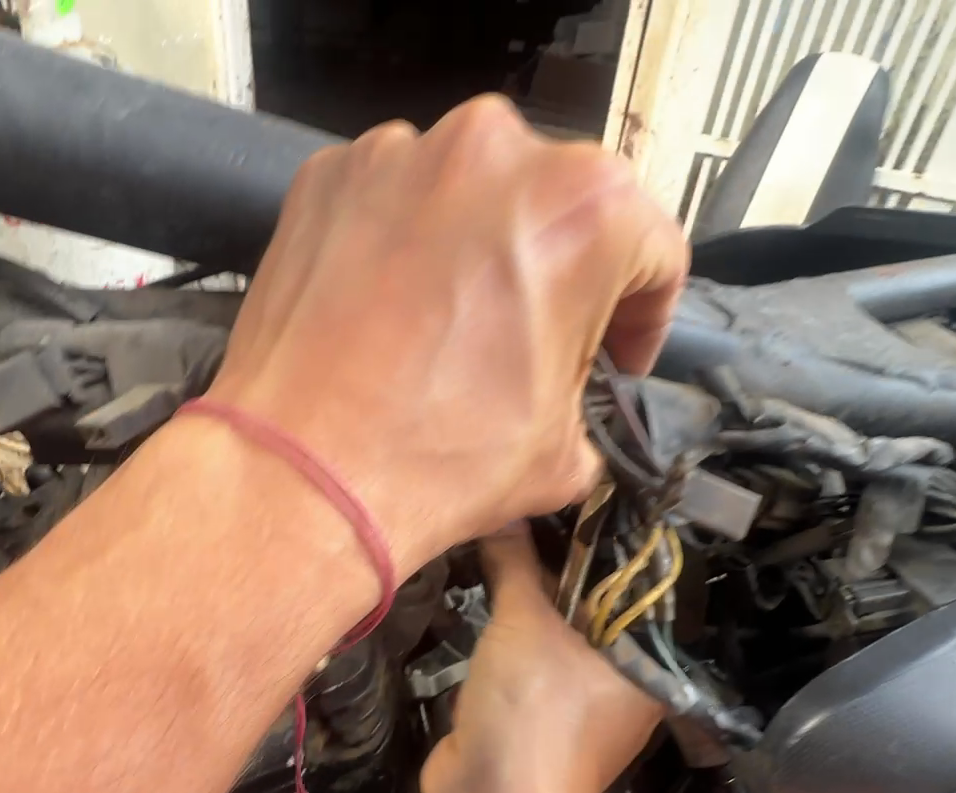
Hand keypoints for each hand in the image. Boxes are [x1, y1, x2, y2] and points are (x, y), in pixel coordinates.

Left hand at [204, 96, 687, 575]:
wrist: (303, 476)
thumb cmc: (434, 462)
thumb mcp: (559, 454)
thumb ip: (588, 399)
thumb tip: (566, 395)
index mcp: (584, 208)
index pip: (652, 247)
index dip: (644, 315)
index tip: (617, 354)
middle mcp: (494, 152)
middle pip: (561, 208)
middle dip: (560, 276)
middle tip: (534, 343)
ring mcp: (400, 156)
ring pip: (473, 198)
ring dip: (479, 253)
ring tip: (452, 332)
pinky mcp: (330, 178)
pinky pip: (394, 202)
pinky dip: (405, 246)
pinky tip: (393, 314)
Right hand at [422, 525, 664, 792]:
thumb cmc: (533, 707)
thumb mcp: (524, 622)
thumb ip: (516, 562)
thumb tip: (506, 511)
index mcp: (646, 660)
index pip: (633, 584)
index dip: (603, 539)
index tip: (573, 495)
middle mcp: (621, 677)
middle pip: (591, 603)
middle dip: (558, 563)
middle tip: (531, 506)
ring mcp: (577, 697)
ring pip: (556, 629)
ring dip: (530, 595)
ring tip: (508, 532)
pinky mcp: (535, 709)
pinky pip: (529, 653)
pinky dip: (511, 626)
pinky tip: (489, 584)